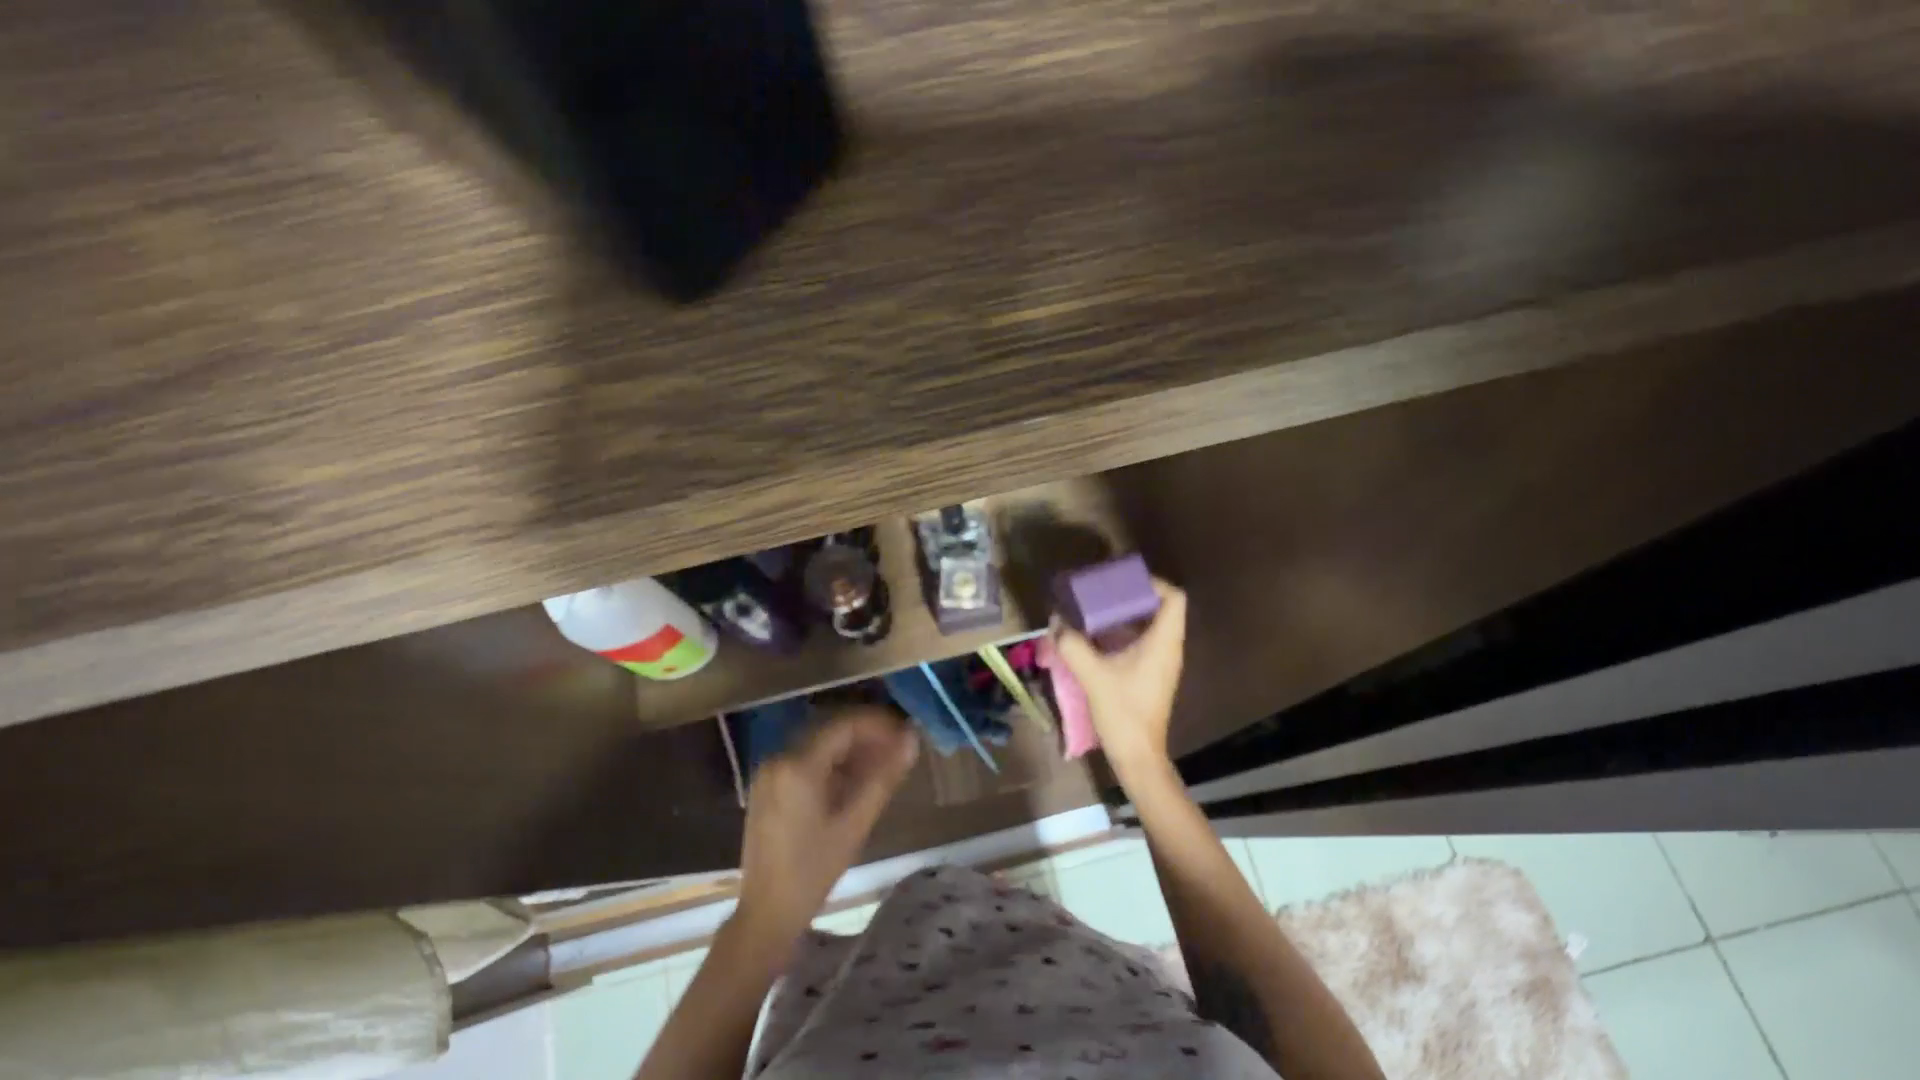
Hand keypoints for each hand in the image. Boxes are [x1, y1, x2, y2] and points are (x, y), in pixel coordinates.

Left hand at [734, 706, 918, 943]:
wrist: (767, 911)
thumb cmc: (813, 871)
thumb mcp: (855, 824)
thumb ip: (884, 778)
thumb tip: (911, 740)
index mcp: (798, 766)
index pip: (844, 726)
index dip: (878, 725)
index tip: (905, 734)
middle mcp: (778, 759)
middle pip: (830, 733)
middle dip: (866, 738)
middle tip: (899, 751)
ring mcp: (769, 774)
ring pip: (818, 747)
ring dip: (851, 752)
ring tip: (883, 767)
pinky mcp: (767, 788)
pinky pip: (805, 763)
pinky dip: (831, 766)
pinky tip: (854, 783)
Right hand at [1054, 578, 1186, 777]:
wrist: (1137, 756)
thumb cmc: (1123, 713)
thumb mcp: (1092, 676)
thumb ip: (1073, 645)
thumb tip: (1056, 621)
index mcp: (1164, 642)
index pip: (1174, 598)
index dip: (1153, 583)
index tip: (1124, 580)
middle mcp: (1169, 649)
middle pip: (1160, 609)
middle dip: (1131, 596)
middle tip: (1102, 592)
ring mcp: (1162, 664)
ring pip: (1150, 627)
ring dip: (1125, 616)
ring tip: (1094, 610)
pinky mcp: (1152, 676)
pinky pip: (1142, 643)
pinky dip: (1123, 635)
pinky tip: (1096, 639)